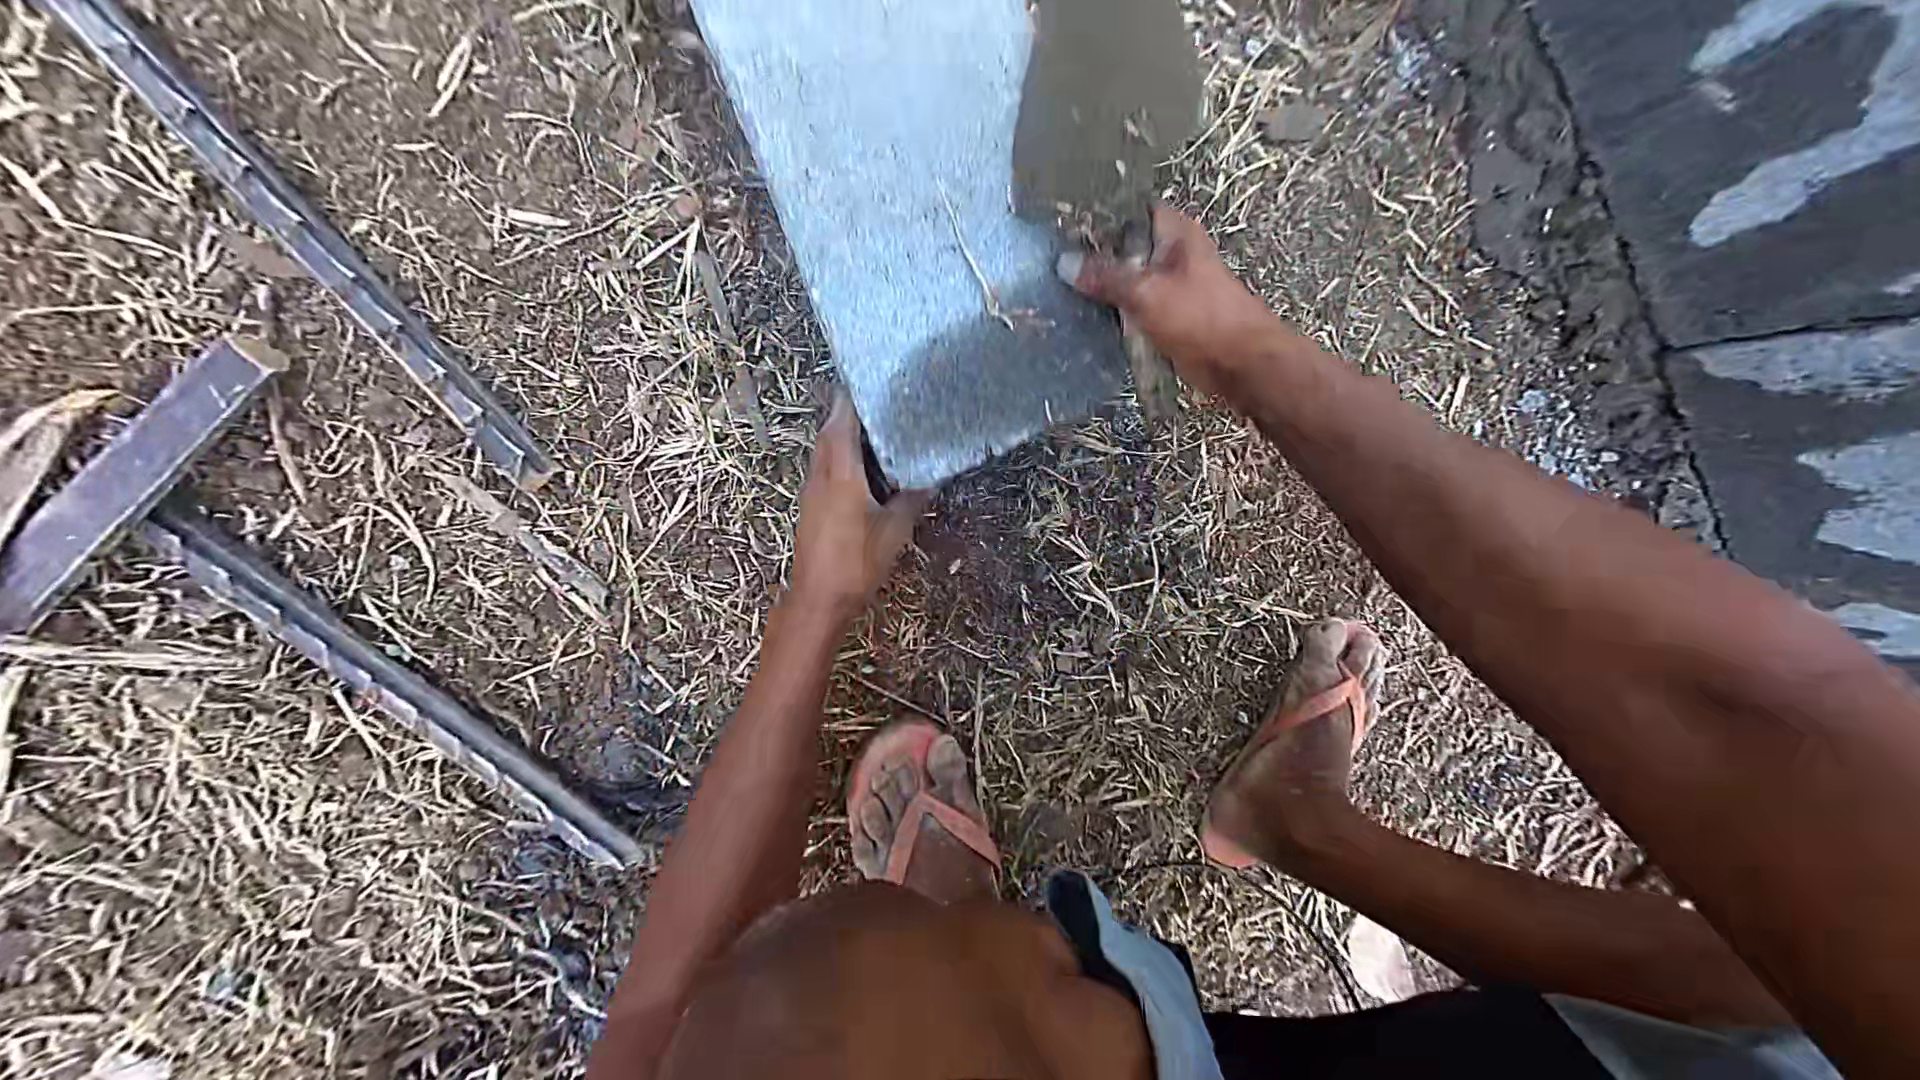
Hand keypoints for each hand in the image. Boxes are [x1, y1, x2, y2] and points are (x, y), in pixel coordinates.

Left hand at [789, 392, 932, 622]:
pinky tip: (864, 469)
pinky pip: (826, 468)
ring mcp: (812, 491)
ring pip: (825, 449)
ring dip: (845, 435)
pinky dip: (842, 457)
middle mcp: (820, 474)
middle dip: (851, 413)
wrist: (818, 599)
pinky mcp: (812, 506)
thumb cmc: (856, 562)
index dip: (855, 397)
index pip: (841, 419)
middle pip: (830, 430)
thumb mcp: (895, 530)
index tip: (876, 384)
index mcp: (839, 472)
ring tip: (878, 432)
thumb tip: (932, 477)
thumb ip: (913, 498)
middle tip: (882, 405)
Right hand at [1057, 205, 1287, 397]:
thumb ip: (1106, 277)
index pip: (1130, 213)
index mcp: (1175, 233)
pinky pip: (1131, 310)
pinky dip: (1113, 315)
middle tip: (1053, 266)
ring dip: (1101, 291)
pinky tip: (1085, 319)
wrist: (1237, 362)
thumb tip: (1065, 264)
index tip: (1063, 232)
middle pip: (1124, 250)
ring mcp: (1168, 287)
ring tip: (1060, 291)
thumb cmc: (1200, 317)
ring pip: (1126, 282)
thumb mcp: (1147, 292)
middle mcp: (1171, 255)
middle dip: (1093, 259)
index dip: (1099, 220)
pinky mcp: (1165, 317)